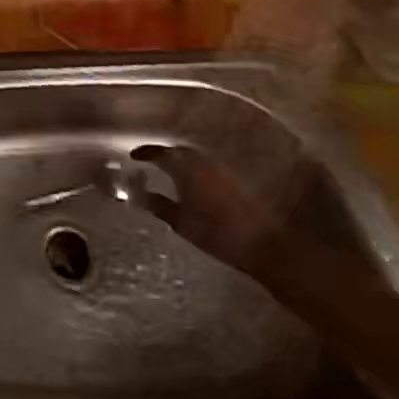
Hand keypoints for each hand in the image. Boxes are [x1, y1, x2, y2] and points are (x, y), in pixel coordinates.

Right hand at [129, 144, 285, 275]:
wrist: (265, 246)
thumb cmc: (216, 234)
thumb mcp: (179, 222)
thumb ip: (157, 204)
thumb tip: (137, 193)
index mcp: (187, 170)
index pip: (161, 153)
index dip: (145, 152)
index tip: (133, 156)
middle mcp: (206, 165)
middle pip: (180, 151)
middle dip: (164, 154)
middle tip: (150, 162)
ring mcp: (225, 172)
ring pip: (197, 158)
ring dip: (181, 161)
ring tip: (169, 171)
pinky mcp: (238, 182)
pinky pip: (210, 167)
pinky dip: (196, 170)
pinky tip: (192, 183)